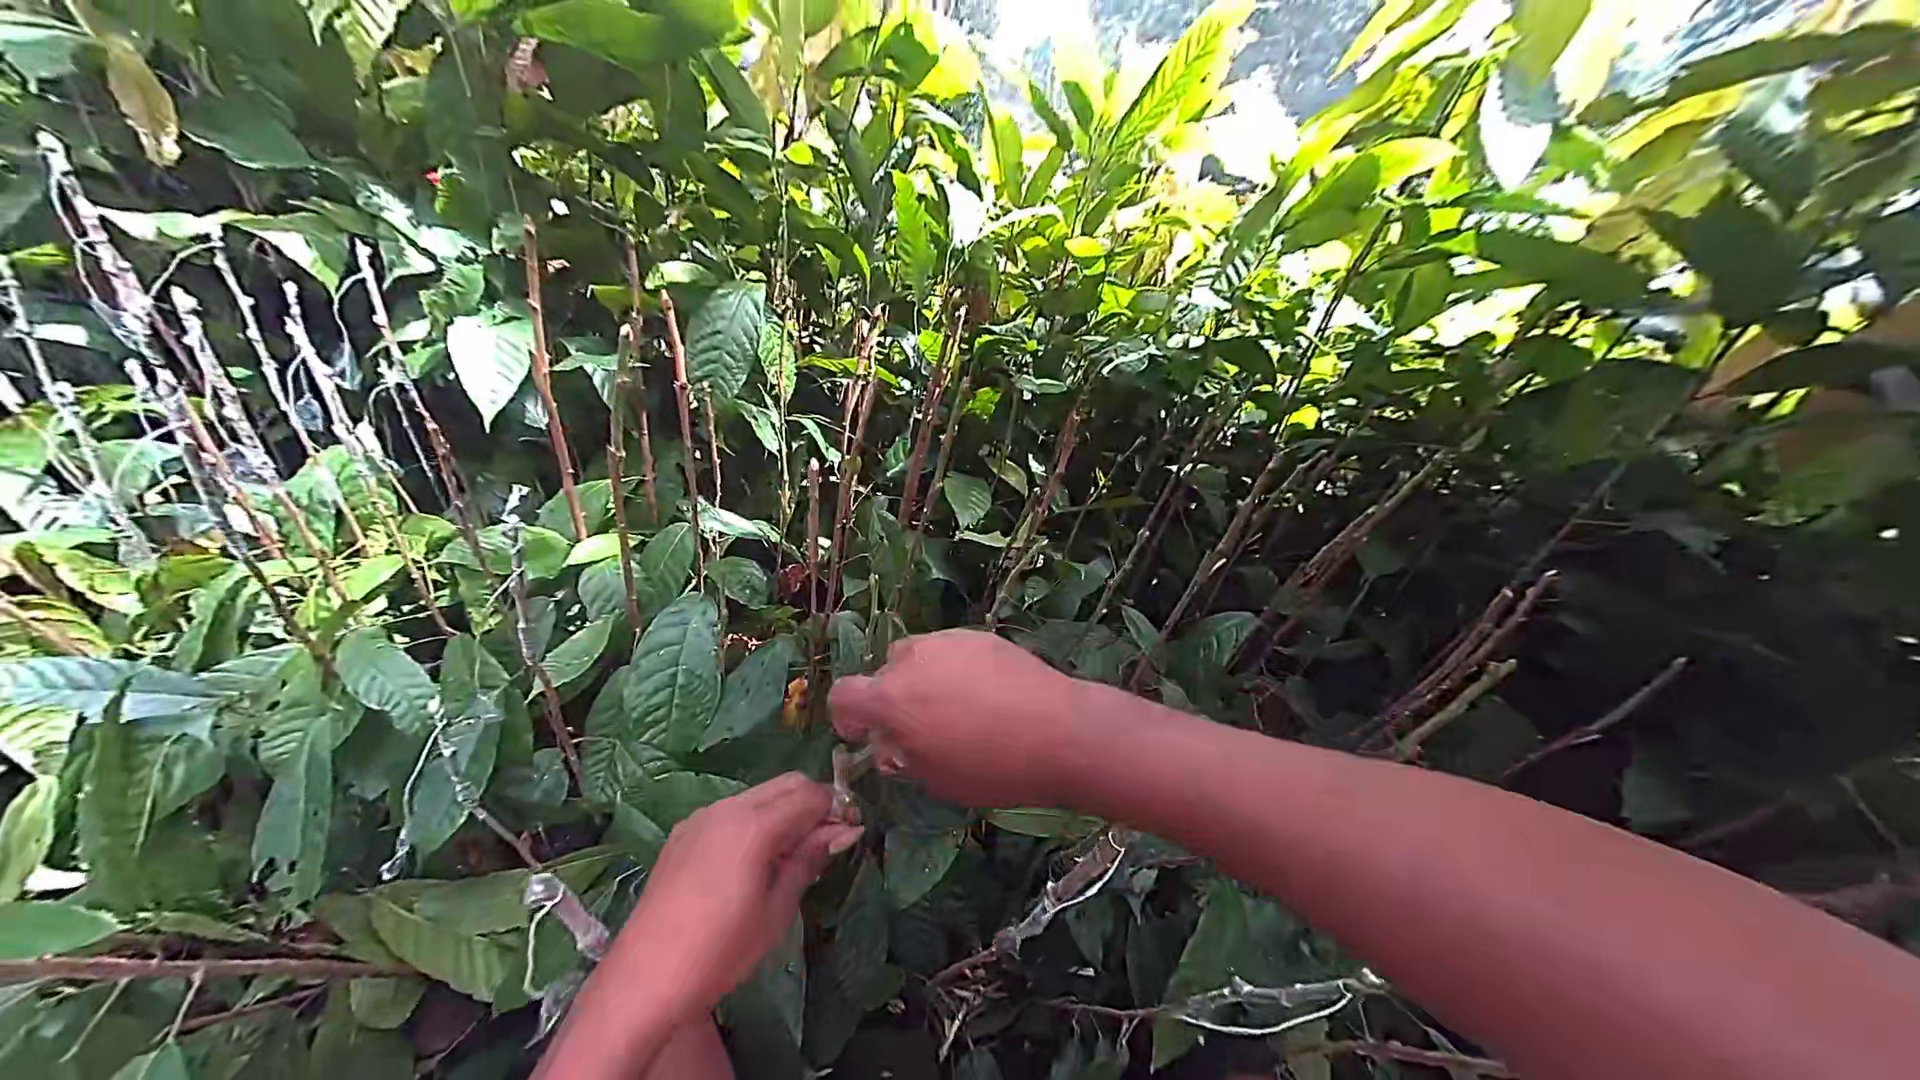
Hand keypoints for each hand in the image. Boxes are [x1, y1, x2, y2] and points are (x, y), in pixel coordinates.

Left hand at [606, 774, 861, 1021]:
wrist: (642, 981)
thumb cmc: (720, 952)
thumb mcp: (776, 910)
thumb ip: (810, 858)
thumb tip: (845, 829)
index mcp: (754, 826)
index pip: (811, 794)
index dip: (836, 809)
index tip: (849, 833)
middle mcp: (727, 807)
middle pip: (788, 783)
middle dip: (813, 802)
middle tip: (825, 841)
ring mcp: (702, 816)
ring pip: (760, 793)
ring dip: (785, 809)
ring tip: (789, 854)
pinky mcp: (684, 831)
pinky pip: (733, 809)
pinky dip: (756, 818)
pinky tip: (753, 858)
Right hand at [828, 629, 1092, 807]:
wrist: (1060, 732)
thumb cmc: (992, 767)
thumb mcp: (935, 778)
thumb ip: (901, 756)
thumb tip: (891, 742)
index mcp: (890, 697)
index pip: (842, 695)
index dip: (847, 717)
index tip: (867, 736)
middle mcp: (912, 658)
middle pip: (884, 674)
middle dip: (893, 700)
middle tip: (922, 728)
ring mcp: (947, 641)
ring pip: (918, 657)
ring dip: (922, 680)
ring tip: (958, 707)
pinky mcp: (978, 634)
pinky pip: (950, 650)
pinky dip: (954, 668)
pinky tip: (986, 693)